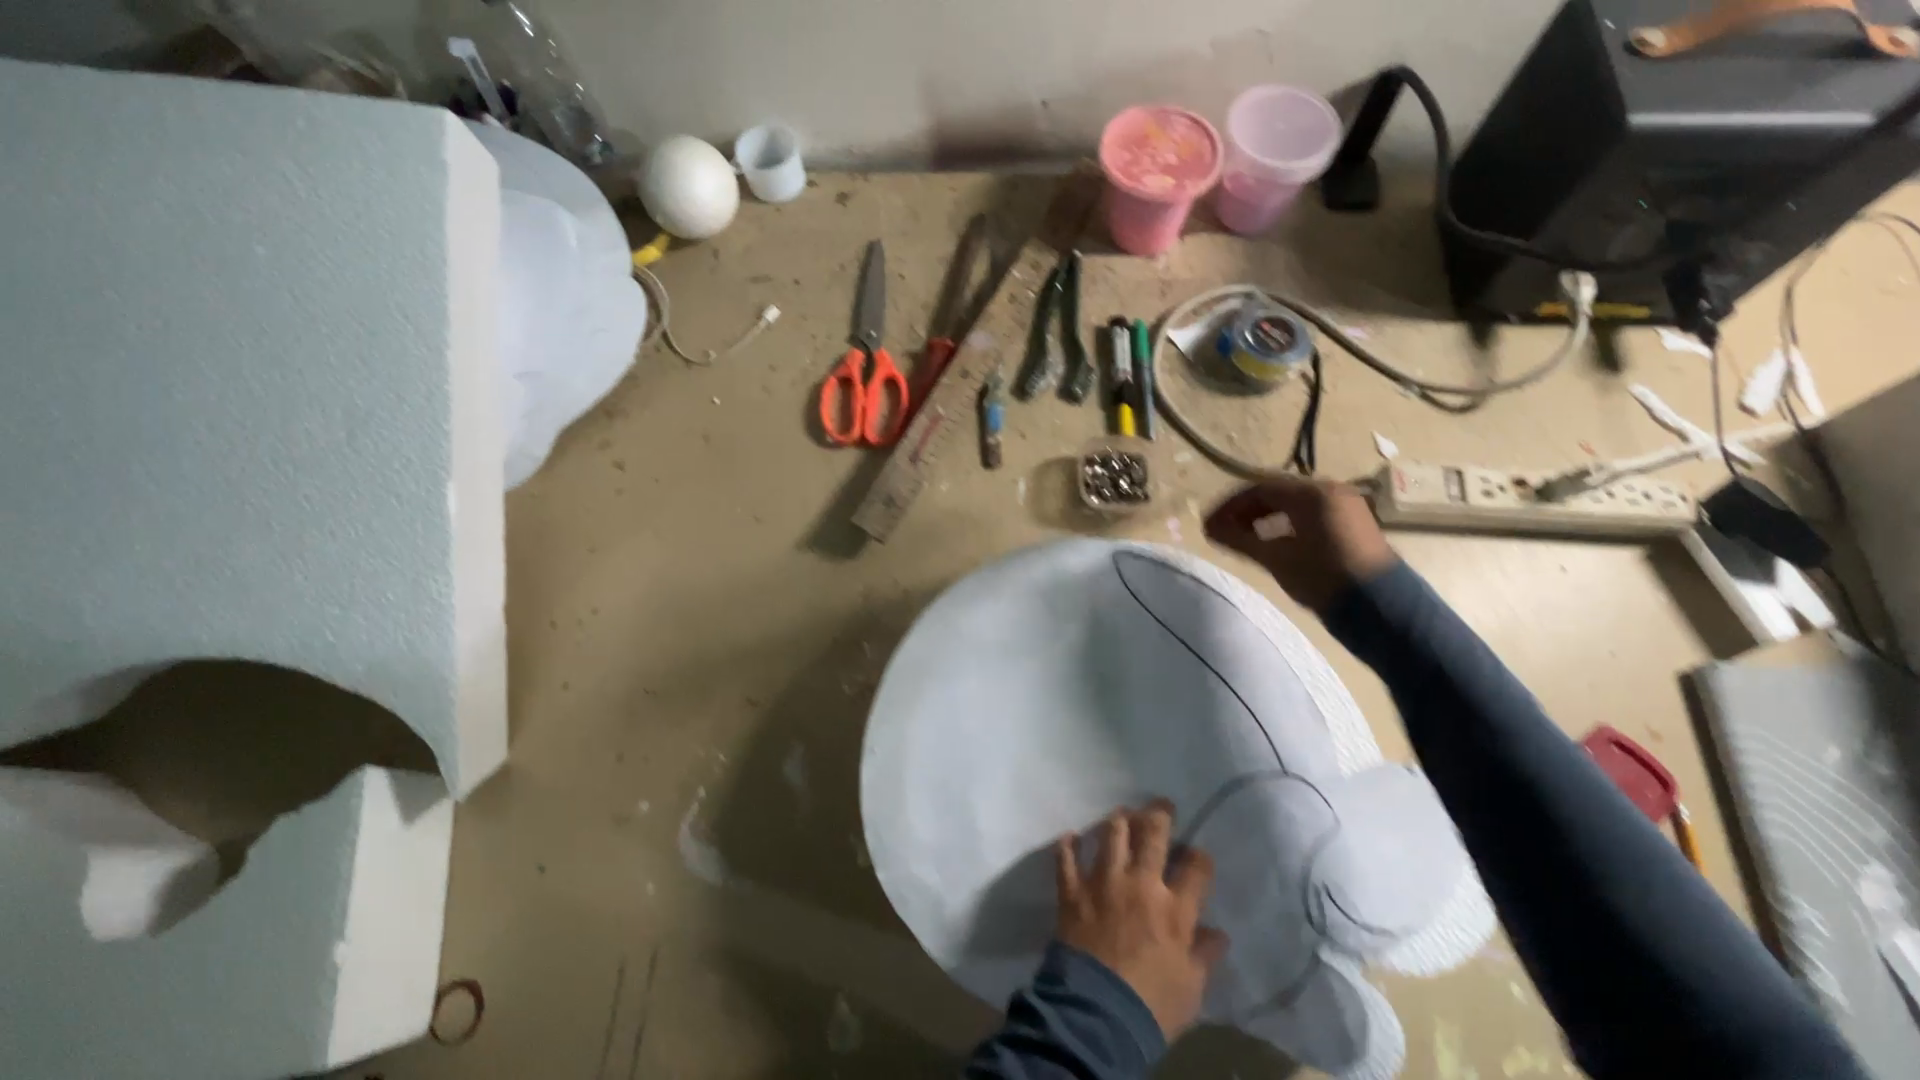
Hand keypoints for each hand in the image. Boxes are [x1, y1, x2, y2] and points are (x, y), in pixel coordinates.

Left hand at [1055, 799, 1227, 1040]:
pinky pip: (1066, 861)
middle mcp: (1141, 886)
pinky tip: (1070, 836)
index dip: (1199, 857)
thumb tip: (1218, 934)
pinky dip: (1067, 847)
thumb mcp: (1191, 988)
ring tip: (1122, 813)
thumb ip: (1204, 956)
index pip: (1196, 869)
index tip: (1197, 854)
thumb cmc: (1152, 1006)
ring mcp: (1103, 885)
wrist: (1097, 1015)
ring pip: (1111, 837)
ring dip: (1118, 821)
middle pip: (1153, 836)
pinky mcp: (1072, 894)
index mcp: (1175, 910)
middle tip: (1160, 804)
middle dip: (1159, 815)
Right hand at [1203, 477, 1396, 611]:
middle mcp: (1330, 490)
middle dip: (1245, 511)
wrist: (1380, 606)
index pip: (1259, 487)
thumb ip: (1239, 540)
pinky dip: (1287, 523)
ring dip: (1265, 517)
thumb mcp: (1276, 559)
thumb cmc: (1322, 578)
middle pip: (1277, 492)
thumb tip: (1209, 528)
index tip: (1208, 525)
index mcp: (1311, 493)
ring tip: (1244, 538)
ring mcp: (1345, 505)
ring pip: (1294, 503)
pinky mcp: (1353, 522)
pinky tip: (1274, 541)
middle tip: (1223, 531)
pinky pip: (1311, 513)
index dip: (1229, 506)